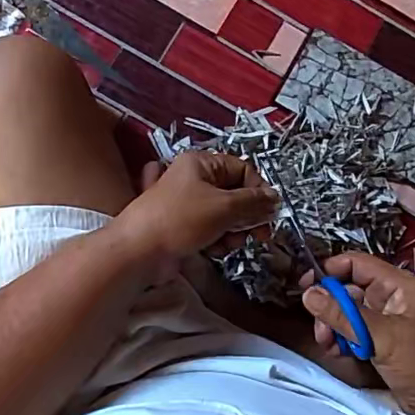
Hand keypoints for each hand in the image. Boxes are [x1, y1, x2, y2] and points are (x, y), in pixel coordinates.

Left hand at [113, 151, 279, 267]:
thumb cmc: (180, 220)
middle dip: (247, 216)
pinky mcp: (183, 227)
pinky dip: (217, 240)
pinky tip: (214, 250)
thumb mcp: (223, 207)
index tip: (269, 214)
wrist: (139, 251)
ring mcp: (187, 204)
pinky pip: (211, 229)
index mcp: (201, 163)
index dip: (259, 191)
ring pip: (225, 215)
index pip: (242, 170)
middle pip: (235, 194)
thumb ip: (254, 202)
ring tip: (228, 243)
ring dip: (233, 231)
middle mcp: (194, 179)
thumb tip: (275, 199)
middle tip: (257, 235)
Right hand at [299, 253, 414, 414]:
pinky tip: (337, 350)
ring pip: (346, 311)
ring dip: (332, 325)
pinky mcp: (380, 340)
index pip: (357, 264)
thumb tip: (308, 294)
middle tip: (320, 327)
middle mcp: (391, 297)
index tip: (306, 285)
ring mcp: (386, 319)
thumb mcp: (383, 338)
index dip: (330, 271)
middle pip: (348, 288)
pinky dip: (341, 338)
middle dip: (330, 306)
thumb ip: (344, 315)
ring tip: (328, 343)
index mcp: (399, 286)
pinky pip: (352, 330)